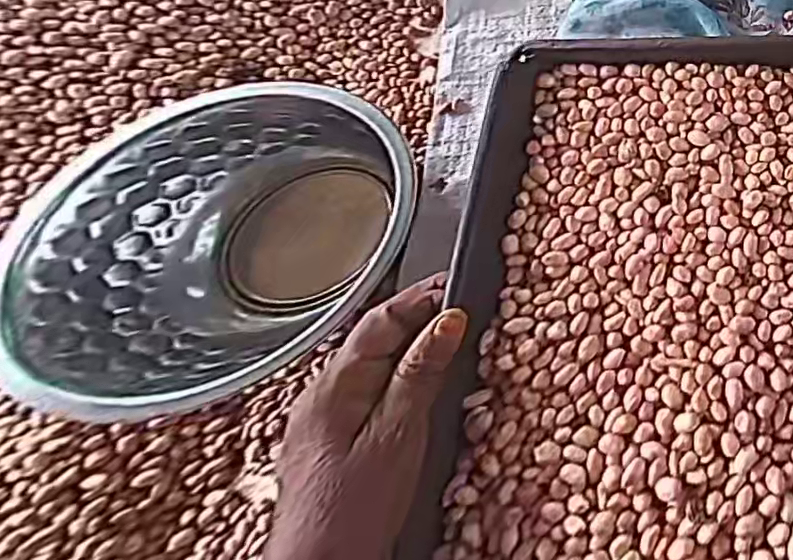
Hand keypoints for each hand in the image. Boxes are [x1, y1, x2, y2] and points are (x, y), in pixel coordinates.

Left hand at [265, 274, 467, 559]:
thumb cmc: (354, 508)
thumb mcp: (398, 433)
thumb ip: (421, 372)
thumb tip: (449, 318)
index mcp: (331, 388)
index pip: (379, 320)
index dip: (421, 297)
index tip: (460, 284)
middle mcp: (324, 395)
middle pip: (378, 337)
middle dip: (423, 316)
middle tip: (468, 306)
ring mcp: (329, 417)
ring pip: (380, 360)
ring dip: (418, 343)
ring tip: (457, 335)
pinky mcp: (341, 437)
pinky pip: (378, 385)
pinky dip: (408, 370)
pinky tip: (431, 377)